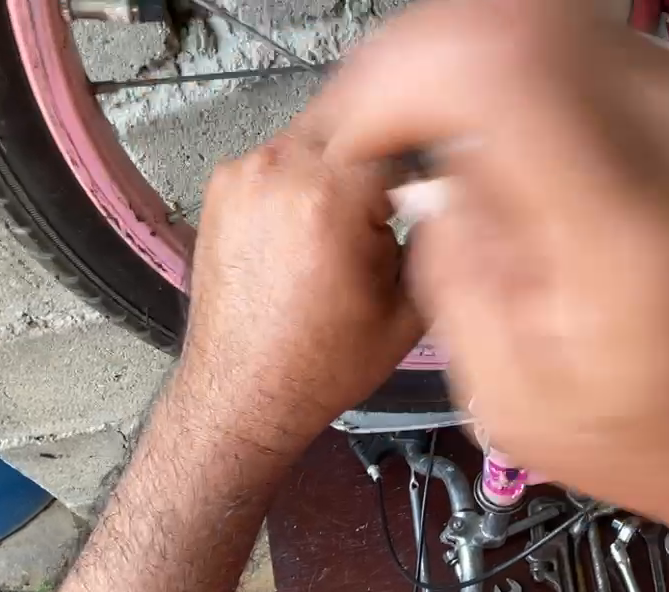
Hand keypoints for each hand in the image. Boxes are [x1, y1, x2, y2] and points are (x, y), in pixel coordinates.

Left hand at [174, 128, 424, 455]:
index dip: (420, 163)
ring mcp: (243, 174)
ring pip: (316, 135)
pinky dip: (300, 183)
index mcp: (332, 199)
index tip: (422, 193)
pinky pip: (279, 160)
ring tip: (340, 233)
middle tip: (385, 213)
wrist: (243, 394)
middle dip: (378, 158)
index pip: (400, 131)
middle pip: (355, 120)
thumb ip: (434, 241)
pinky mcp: (222, 187)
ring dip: (339, 168)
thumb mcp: (404, 314)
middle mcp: (279, 170)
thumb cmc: (317, 367)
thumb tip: (446, 195)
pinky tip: (305, 236)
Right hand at [304, 0, 668, 544]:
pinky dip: (561, 107)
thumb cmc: (661, 448)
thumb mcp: (516, 406)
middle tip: (407, 137)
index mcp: (635, 233)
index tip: (368, 126)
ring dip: (501, 95)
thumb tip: (439, 184)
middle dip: (440, 73)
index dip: (403, 74)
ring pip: (575, 39)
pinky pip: (626, 72)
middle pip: (533, 24)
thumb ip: (457, 280)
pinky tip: (557, 187)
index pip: (499, 63)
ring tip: (496, 191)